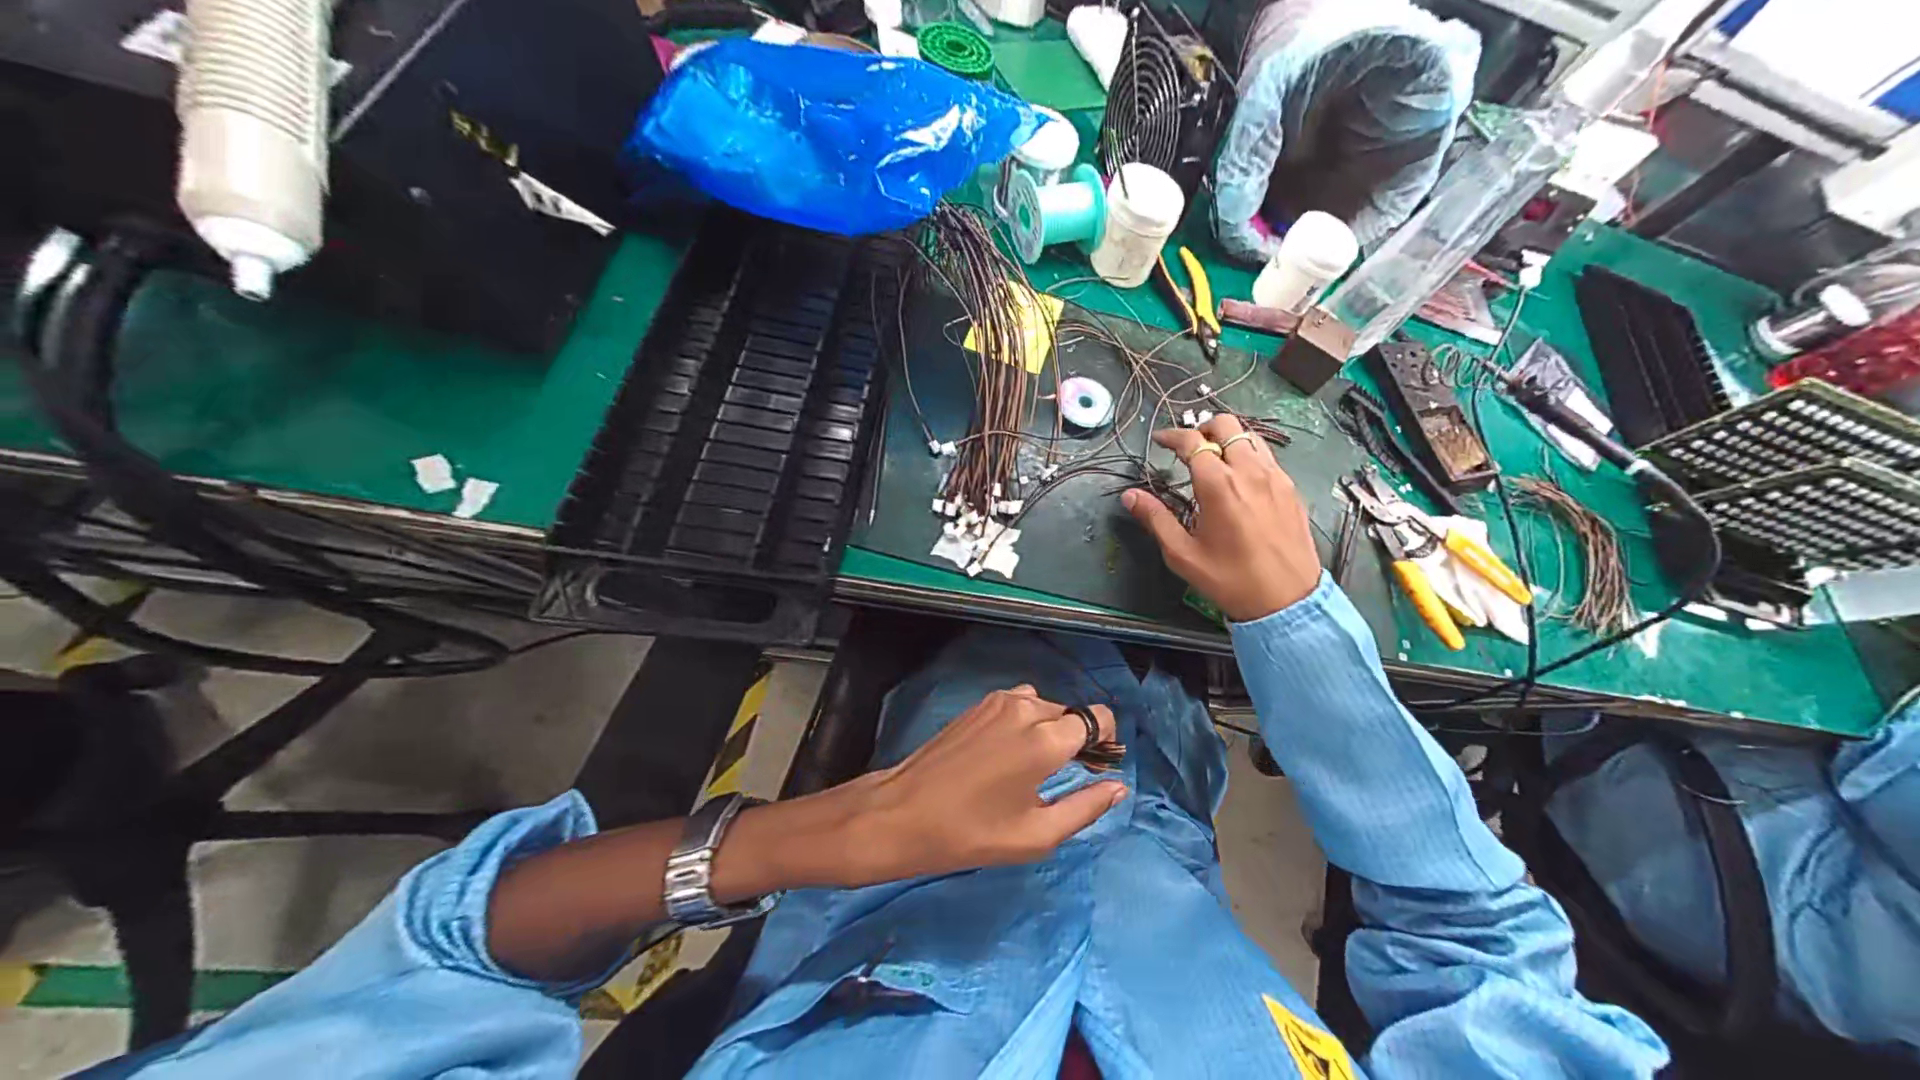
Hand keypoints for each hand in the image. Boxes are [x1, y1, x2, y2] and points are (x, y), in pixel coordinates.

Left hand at [829, 686, 1125, 885]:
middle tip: (1062, 777)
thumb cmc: (972, 832)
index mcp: (1046, 739)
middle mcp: (1025, 708)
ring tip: (1034, 767)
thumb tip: (1119, 786)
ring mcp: (997, 702)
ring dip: (1048, 729)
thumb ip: (1086, 807)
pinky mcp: (977, 705)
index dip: (1103, 743)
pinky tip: (1007, 755)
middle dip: (1077, 739)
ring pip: (1043, 706)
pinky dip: (1025, 722)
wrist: (902, 812)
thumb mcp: (1037, 834)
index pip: (1097, 719)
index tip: (1095, 769)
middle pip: (1070, 713)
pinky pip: (1017, 704)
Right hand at [1122, 413, 1320, 621]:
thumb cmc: (1229, 579)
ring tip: (1213, 456)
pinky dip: (1248, 454)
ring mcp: (1275, 478)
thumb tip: (1130, 496)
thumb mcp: (1182, 553)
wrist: (1286, 601)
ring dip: (1228, 438)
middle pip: (1227, 425)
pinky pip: (1267, 456)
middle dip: (1203, 428)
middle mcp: (1250, 472)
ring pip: (1251, 436)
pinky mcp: (1290, 489)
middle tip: (1188, 446)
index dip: (1172, 436)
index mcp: (1219, 485)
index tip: (1160, 440)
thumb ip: (1155, 518)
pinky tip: (1239, 477)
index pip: (1193, 441)